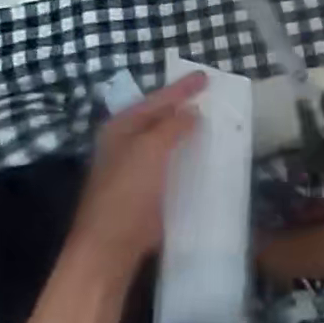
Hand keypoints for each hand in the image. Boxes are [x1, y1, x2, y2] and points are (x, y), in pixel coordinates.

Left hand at [68, 72, 207, 271]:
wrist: (110, 247)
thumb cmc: (127, 193)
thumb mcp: (150, 151)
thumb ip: (172, 126)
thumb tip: (192, 112)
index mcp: (121, 127)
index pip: (156, 100)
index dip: (181, 88)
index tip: (205, 75)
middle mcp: (125, 142)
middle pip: (159, 117)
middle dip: (183, 105)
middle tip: (209, 93)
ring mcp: (135, 166)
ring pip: (166, 139)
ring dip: (188, 129)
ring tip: (213, 119)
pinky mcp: (147, 188)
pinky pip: (172, 162)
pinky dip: (188, 154)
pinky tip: (206, 154)